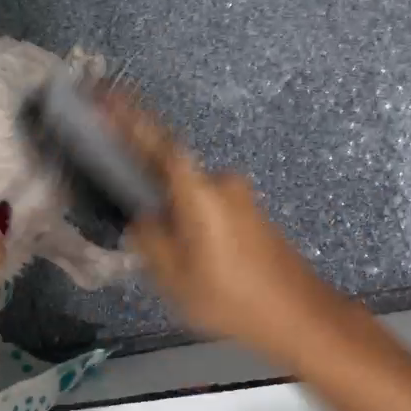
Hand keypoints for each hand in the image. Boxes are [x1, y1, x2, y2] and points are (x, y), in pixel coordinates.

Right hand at [104, 97, 335, 362]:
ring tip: (170, 257)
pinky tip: (194, 258)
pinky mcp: (249, 212)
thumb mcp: (173, 277)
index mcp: (198, 192)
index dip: (129, 117)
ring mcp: (239, 195)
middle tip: (136, 219)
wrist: (302, 316)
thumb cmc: (232, 298)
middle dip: (149, 186)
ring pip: (190, 194)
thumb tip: (142, 218)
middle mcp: (220, 183)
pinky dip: (193, 221)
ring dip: (174, 213)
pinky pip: (207, 206)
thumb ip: (149, 239)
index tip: (107, 94)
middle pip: (171, 170)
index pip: (157, 143)